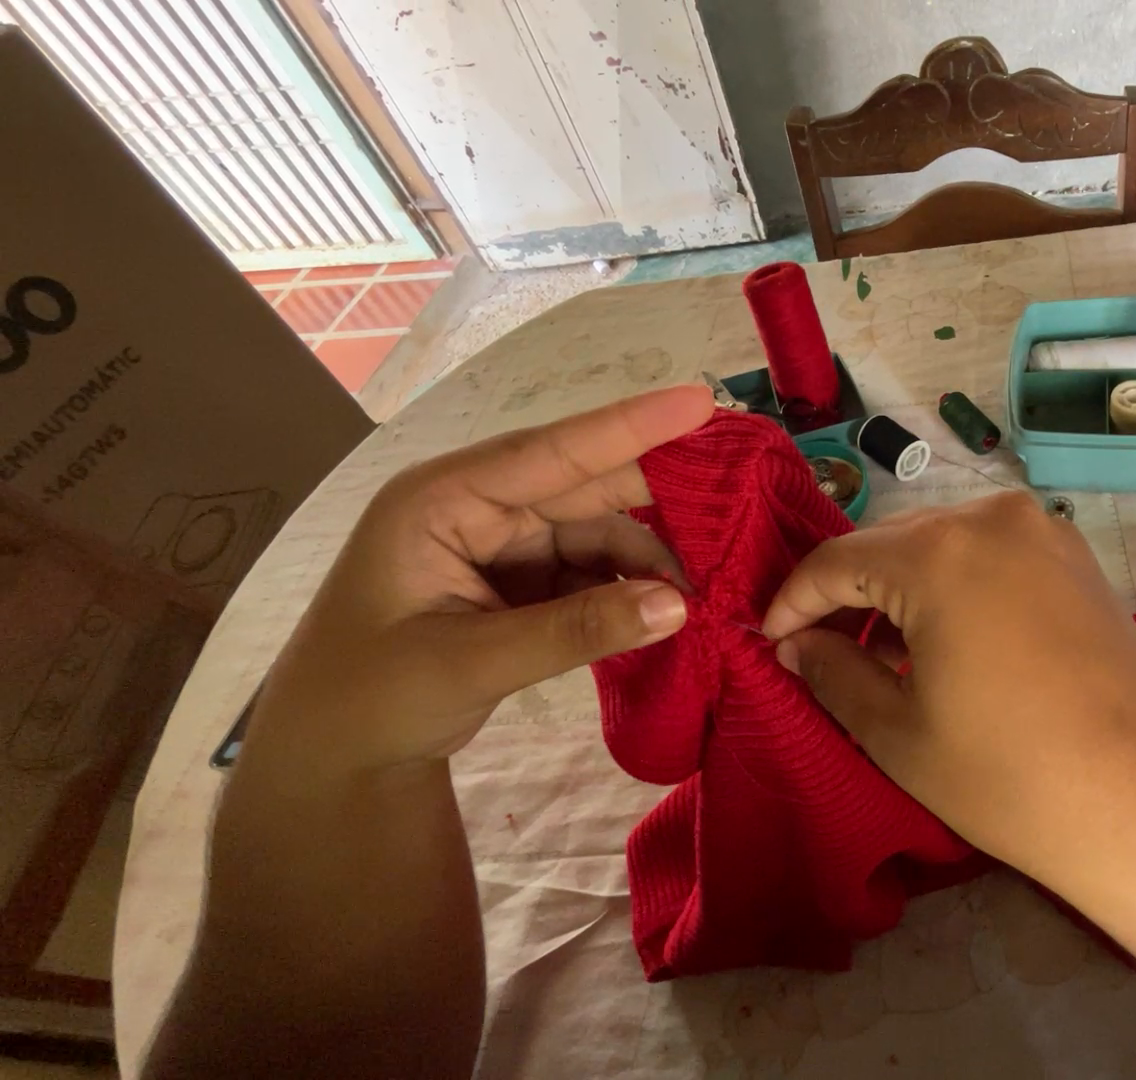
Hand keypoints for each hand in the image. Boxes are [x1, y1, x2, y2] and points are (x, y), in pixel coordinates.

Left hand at [249, 385, 713, 777]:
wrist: (338, 757)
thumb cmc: (370, 698)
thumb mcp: (470, 663)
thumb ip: (577, 631)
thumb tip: (680, 604)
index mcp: (443, 501)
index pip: (551, 452)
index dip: (631, 427)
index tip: (702, 400)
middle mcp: (481, 508)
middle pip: (587, 485)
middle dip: (661, 492)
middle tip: (739, 494)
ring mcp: (508, 544)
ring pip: (602, 531)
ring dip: (653, 557)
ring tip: (706, 587)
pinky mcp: (529, 580)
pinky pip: (597, 568)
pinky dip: (634, 586)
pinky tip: (669, 605)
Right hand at [762, 492, 1135, 901]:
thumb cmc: (1009, 776)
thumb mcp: (898, 732)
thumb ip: (832, 672)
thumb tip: (794, 643)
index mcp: (940, 548)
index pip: (836, 559)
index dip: (792, 600)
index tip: (769, 639)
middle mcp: (995, 516)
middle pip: (891, 541)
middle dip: (848, 590)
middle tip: (820, 646)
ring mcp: (1047, 532)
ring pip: (944, 542)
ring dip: (902, 585)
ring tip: (880, 647)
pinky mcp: (1079, 559)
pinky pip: (992, 553)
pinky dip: (956, 583)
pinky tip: (946, 634)